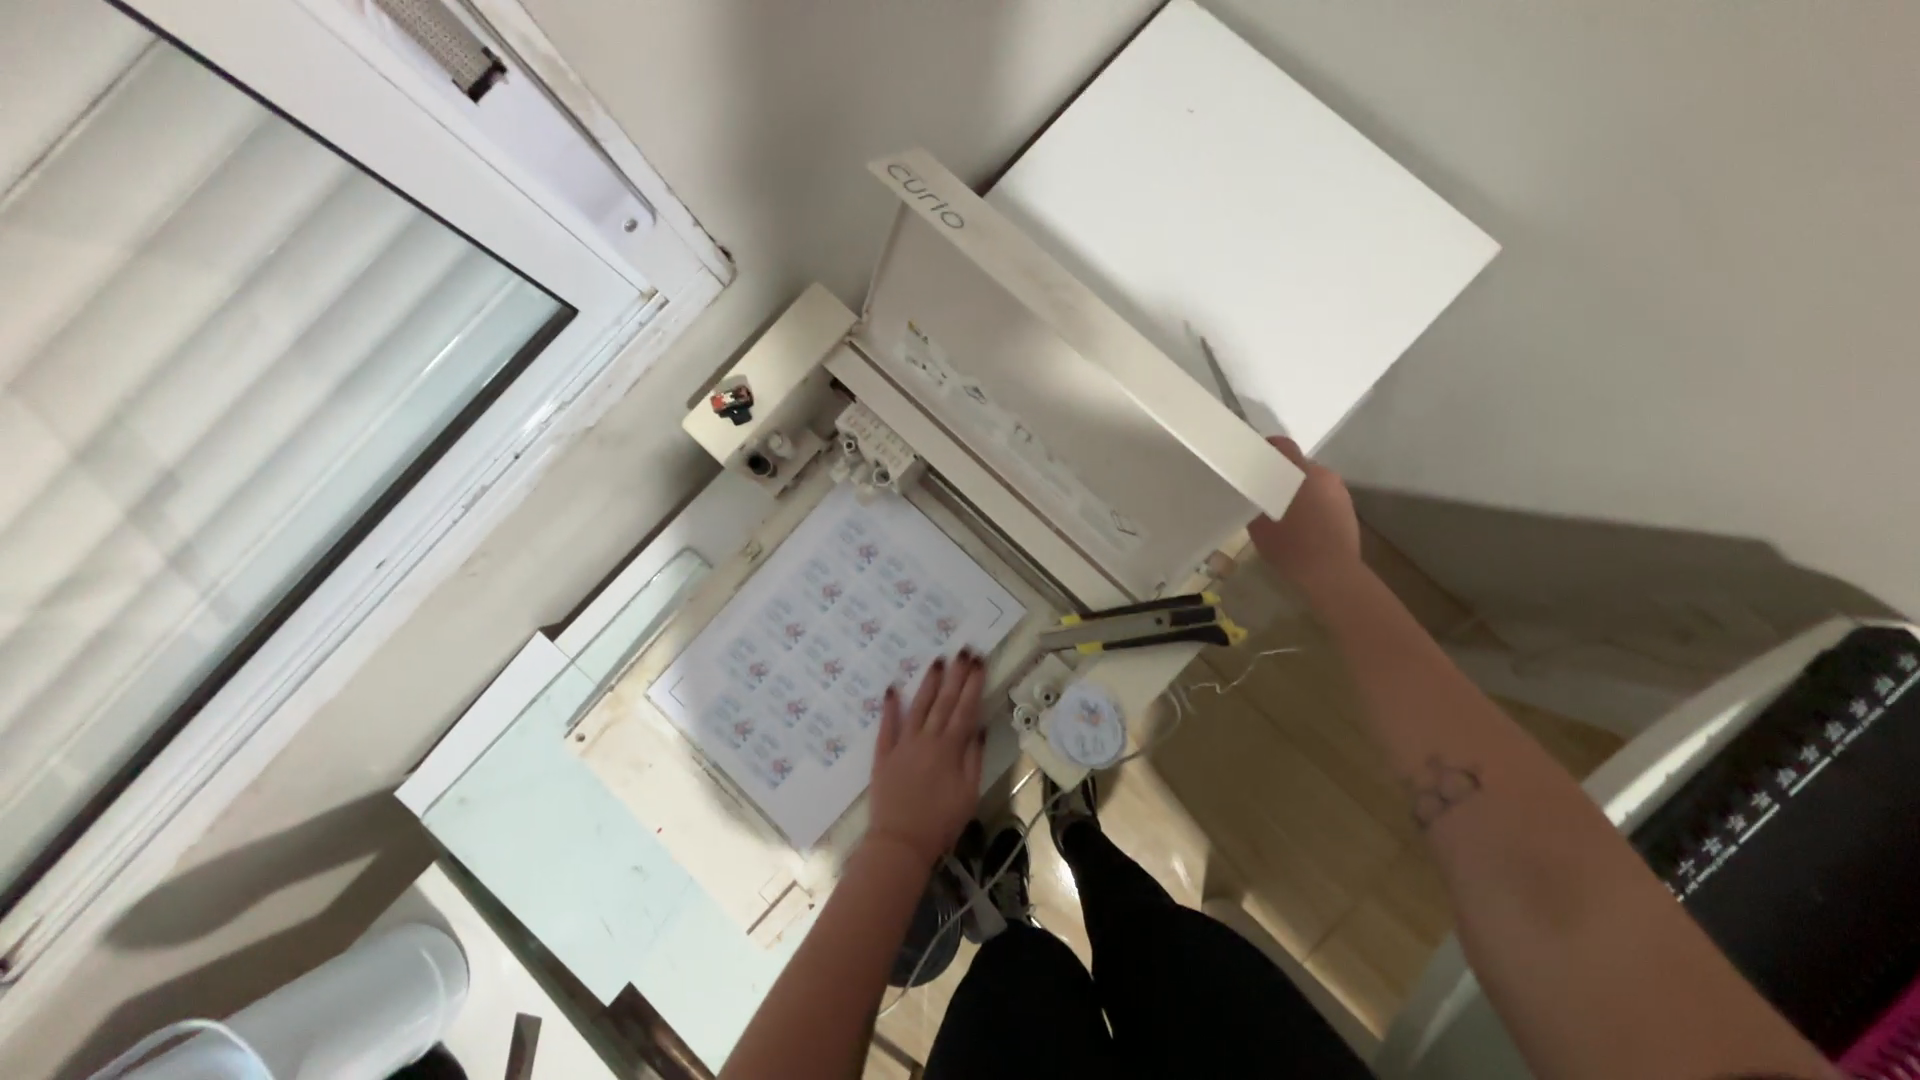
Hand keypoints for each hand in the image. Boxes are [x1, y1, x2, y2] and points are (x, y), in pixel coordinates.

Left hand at [865, 650, 985, 868]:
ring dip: (928, 683)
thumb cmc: (941, 823)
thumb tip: (978, 727)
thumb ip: (973, 759)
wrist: (901, 843)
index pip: (965, 709)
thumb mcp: (969, 794)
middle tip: (962, 651)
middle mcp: (927, 740)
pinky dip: (890, 706)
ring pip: (918, 706)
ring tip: (936, 661)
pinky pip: (887, 726)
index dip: (973, 684)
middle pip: (944, 701)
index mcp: (950, 749)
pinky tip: (892, 688)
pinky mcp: (883, 755)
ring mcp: (903, 745)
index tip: (979, 662)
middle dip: (955, 675)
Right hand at [1249, 436, 1361, 586]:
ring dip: (1299, 490)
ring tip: (1285, 513)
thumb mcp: (1259, 524)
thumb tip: (1256, 494)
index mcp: (1301, 472)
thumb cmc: (1291, 546)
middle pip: (1299, 465)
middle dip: (1283, 475)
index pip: (1283, 445)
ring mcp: (1340, 491)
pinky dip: (1313, 504)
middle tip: (1266, 493)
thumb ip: (1258, 501)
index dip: (1268, 449)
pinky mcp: (1348, 508)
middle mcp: (1324, 475)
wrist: (1332, 573)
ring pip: (1313, 482)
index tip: (1255, 459)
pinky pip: (1324, 497)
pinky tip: (1303, 526)